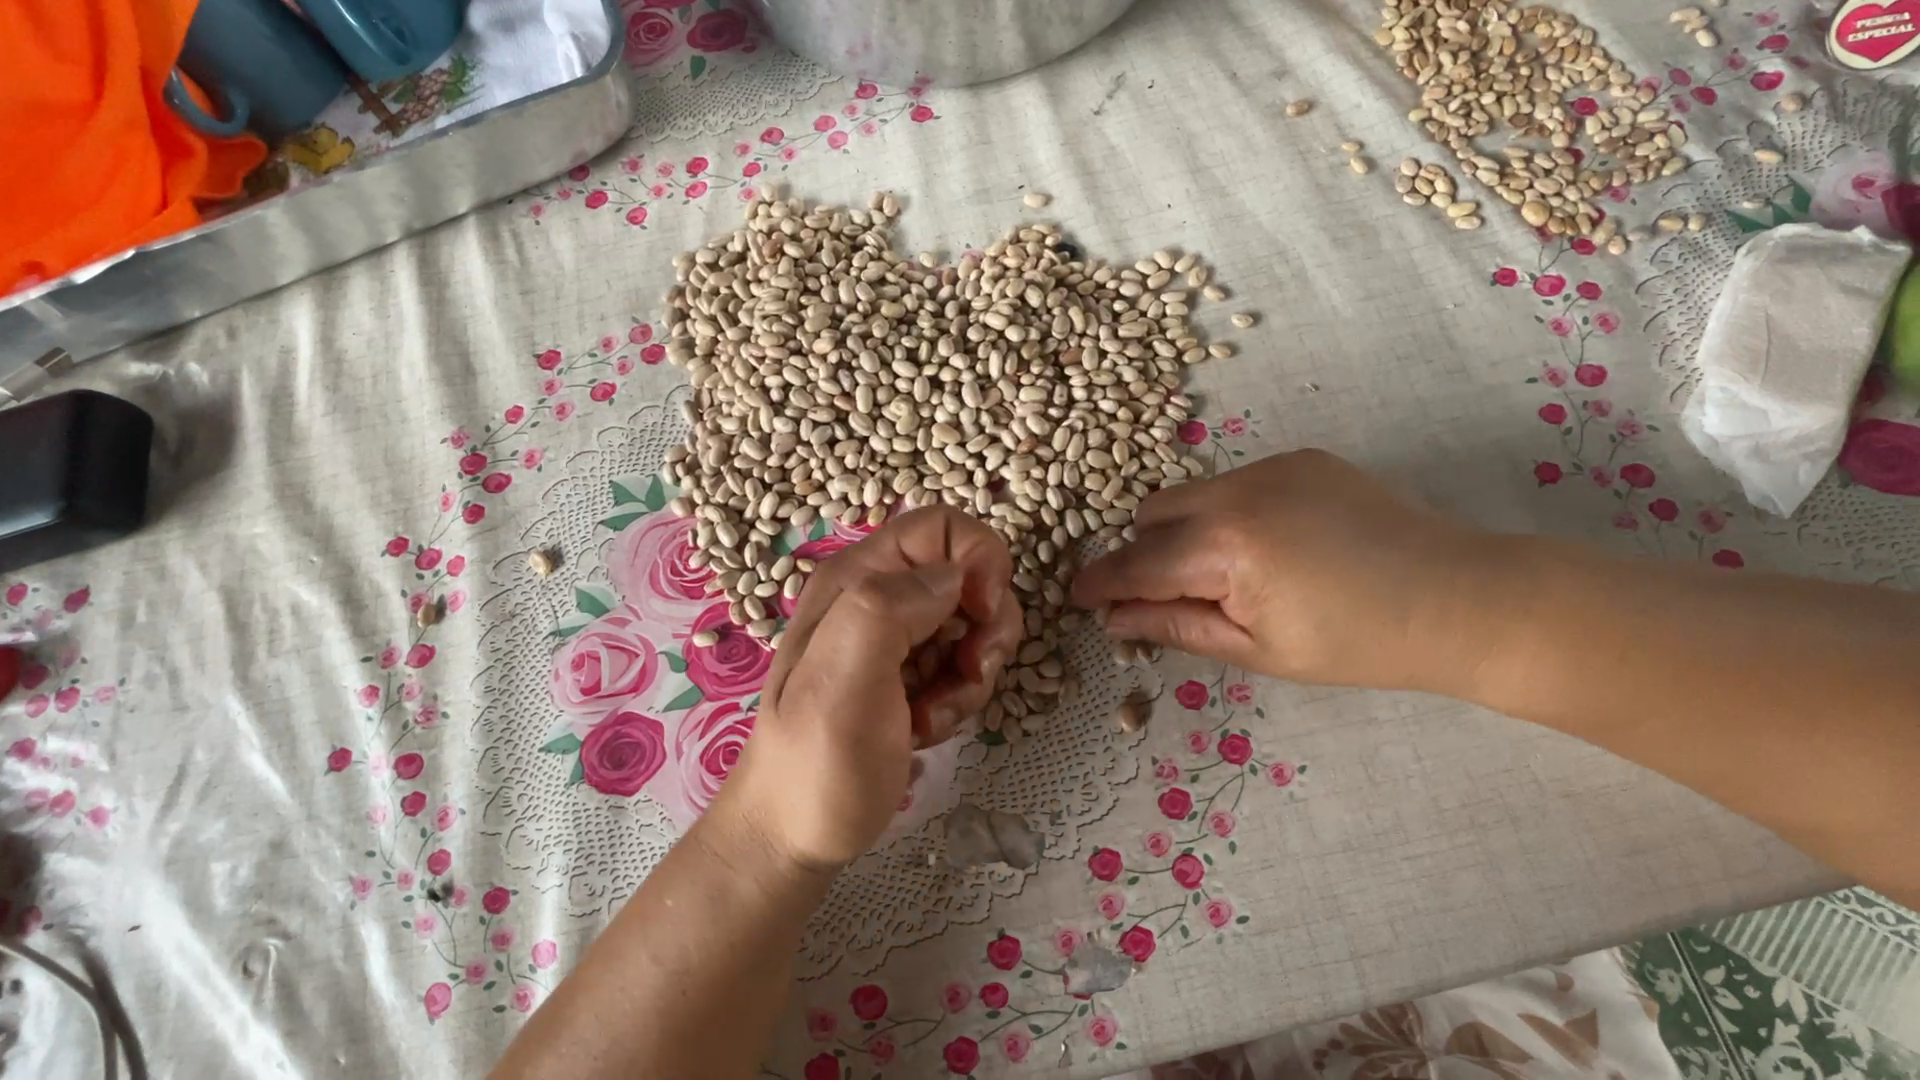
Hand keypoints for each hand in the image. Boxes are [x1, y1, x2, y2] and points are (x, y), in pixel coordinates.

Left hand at [715, 506, 1021, 872]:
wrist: (794, 833)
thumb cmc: (816, 764)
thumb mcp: (842, 684)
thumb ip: (889, 610)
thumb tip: (953, 578)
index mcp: (857, 580)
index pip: (942, 526)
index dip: (979, 561)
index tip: (980, 618)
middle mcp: (877, 596)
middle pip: (969, 574)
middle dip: (985, 626)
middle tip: (965, 675)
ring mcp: (894, 637)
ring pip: (973, 623)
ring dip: (972, 671)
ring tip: (933, 715)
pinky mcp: (908, 674)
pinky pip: (962, 663)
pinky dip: (960, 695)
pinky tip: (926, 728)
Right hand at [1071, 450, 1497, 694]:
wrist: (1459, 598)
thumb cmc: (1356, 643)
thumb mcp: (1255, 649)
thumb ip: (1174, 626)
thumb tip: (1114, 618)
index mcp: (1225, 548)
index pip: (1136, 564)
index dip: (1100, 583)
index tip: (1077, 599)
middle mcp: (1237, 491)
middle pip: (1151, 515)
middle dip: (1143, 554)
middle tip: (1166, 595)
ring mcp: (1271, 466)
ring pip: (1190, 495)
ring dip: (1183, 532)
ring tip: (1224, 574)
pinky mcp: (1299, 457)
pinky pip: (1233, 483)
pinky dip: (1226, 514)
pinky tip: (1268, 547)